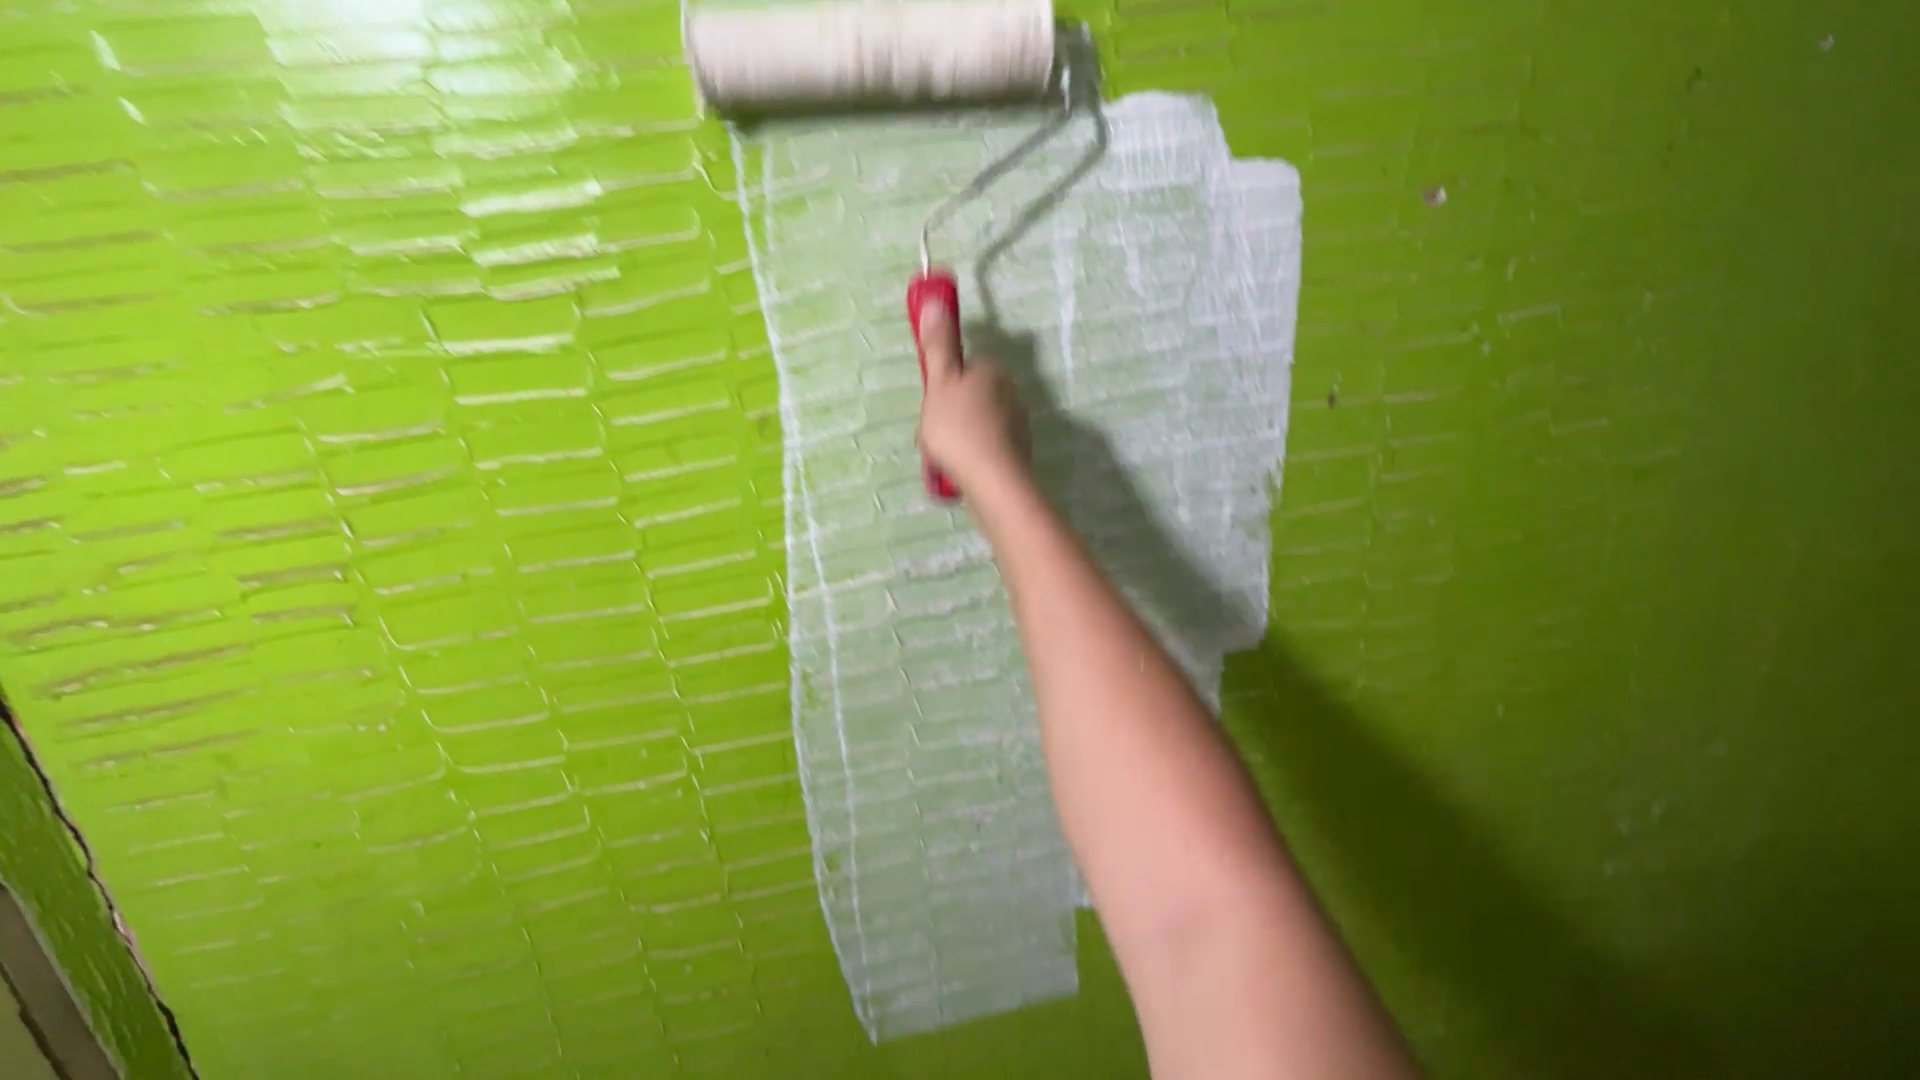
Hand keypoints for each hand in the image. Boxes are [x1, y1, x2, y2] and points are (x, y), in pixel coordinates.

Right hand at [916, 296, 1029, 493]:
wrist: (993, 481)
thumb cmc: (959, 430)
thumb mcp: (939, 382)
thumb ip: (938, 344)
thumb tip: (934, 300)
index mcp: (993, 370)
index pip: (961, 368)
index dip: (942, 385)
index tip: (932, 403)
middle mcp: (1011, 392)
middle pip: (967, 397)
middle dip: (947, 415)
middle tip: (932, 435)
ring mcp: (1017, 423)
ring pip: (974, 424)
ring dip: (956, 439)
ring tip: (942, 458)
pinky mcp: (1017, 452)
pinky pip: (985, 447)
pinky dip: (970, 456)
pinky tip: (959, 470)